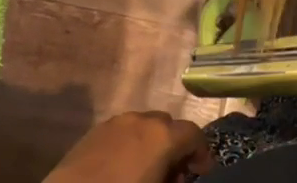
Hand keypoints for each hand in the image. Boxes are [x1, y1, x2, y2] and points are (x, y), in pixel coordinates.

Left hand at [43, 111, 210, 182]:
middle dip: (175, 147)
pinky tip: (122, 168)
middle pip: (168, 125)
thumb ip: (174, 179)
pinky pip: (123, 131)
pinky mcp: (95, 131)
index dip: (201, 153)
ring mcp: (116, 122)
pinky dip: (131, 144)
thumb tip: (177, 177)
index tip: (199, 174)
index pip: (194, 134)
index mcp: (162, 135)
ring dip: (152, 144)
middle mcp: (142, 119)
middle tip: (173, 176)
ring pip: (144, 125)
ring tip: (146, 172)